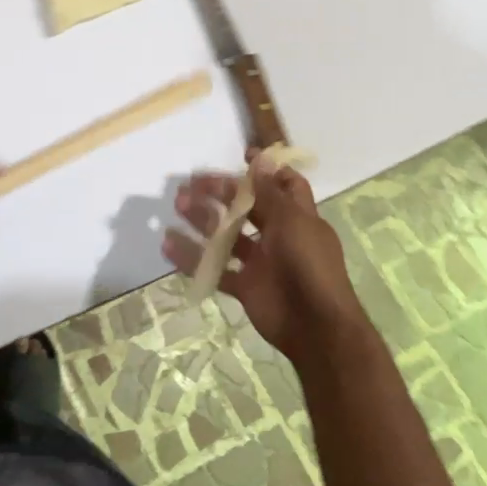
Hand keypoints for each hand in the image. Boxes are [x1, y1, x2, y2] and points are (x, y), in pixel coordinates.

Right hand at [163, 153, 366, 364]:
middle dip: (220, 193)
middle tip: (191, 184)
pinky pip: (215, 269)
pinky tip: (169, 245)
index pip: (285, 186)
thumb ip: (270, 193)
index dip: (266, 171)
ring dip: (202, 220)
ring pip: (227, 236)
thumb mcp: (293, 222)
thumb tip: (260, 160)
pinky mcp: (246, 288)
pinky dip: (192, 258)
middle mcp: (279, 237)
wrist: (317, 328)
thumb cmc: (309, 266)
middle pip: (246, 208)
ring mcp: (261, 264)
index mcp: (297, 219)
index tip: (242, 156)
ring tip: (178, 206)